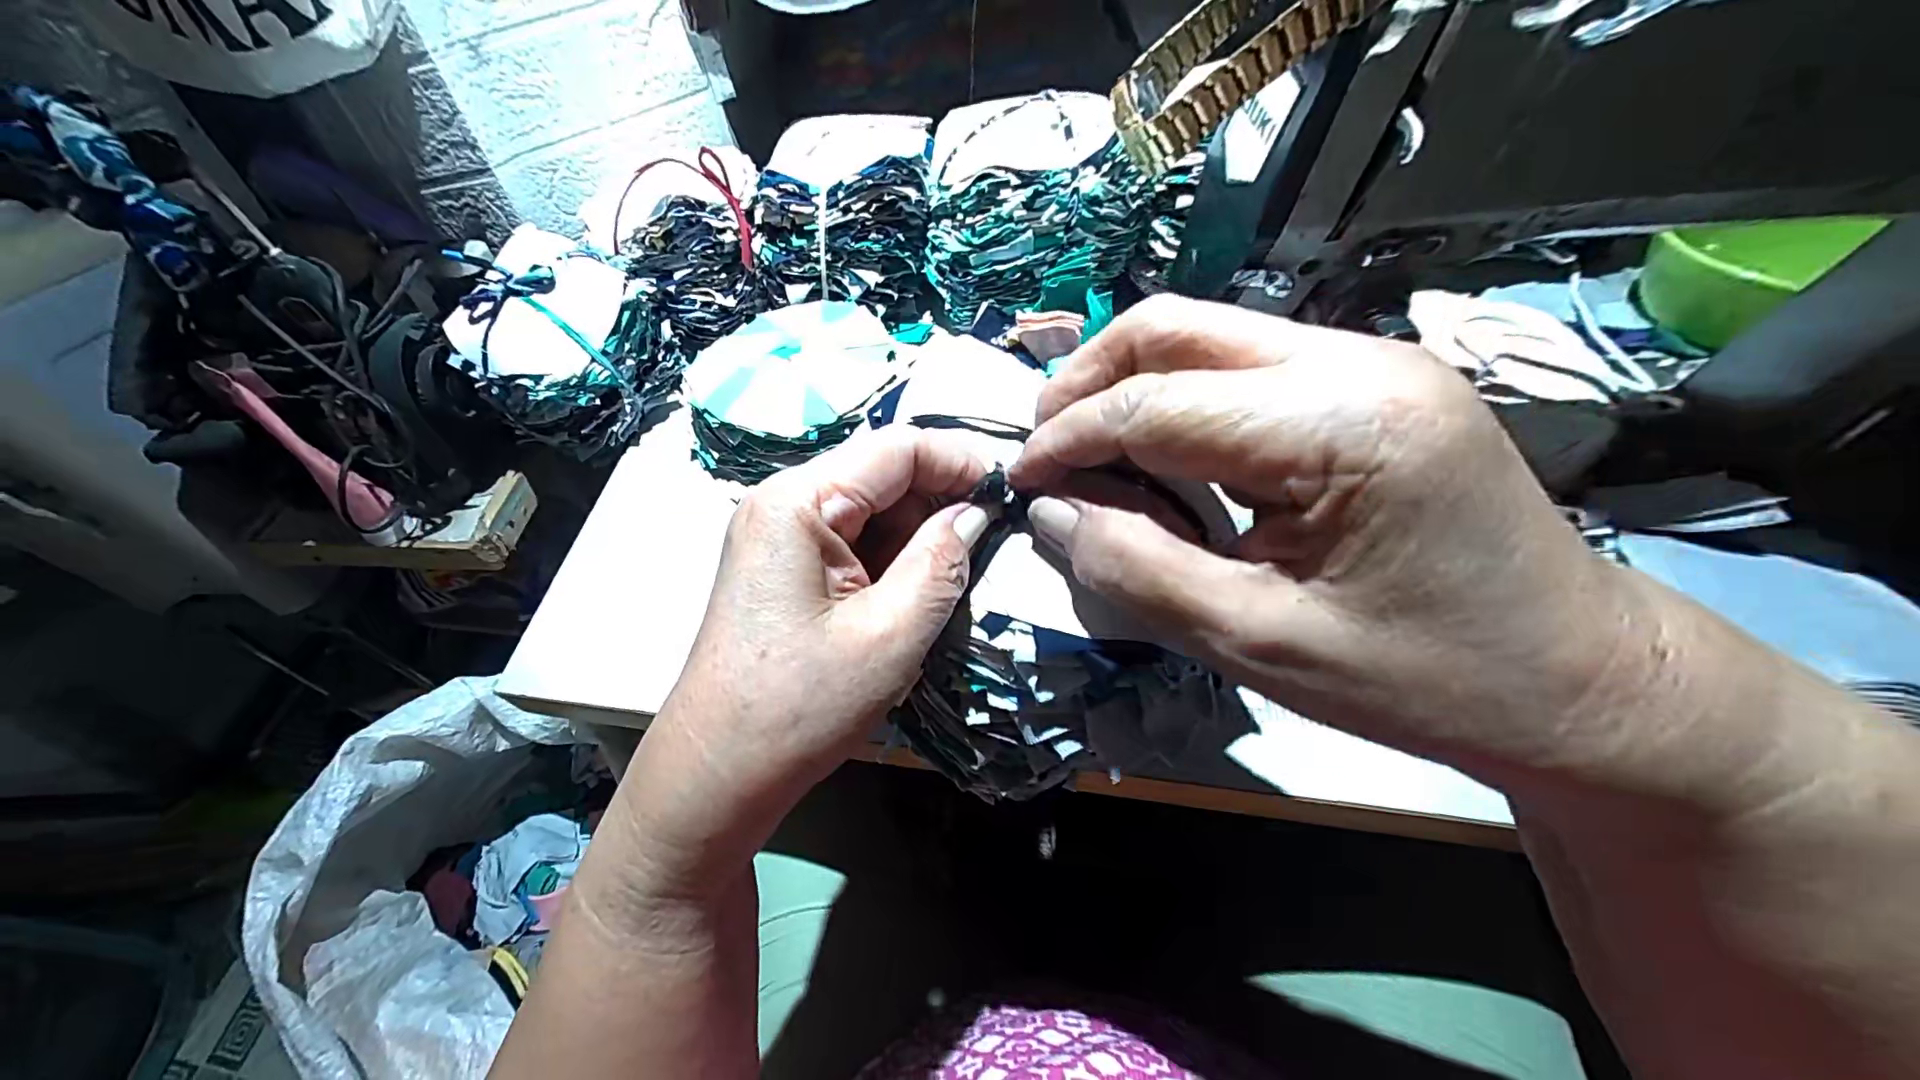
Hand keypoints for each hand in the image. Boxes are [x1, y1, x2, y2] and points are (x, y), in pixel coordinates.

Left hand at [617, 427, 989, 892]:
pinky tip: (918, 591)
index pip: (896, 448)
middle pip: (882, 476)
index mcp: (797, 503)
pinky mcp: (789, 570)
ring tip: (958, 575)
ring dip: (921, 535)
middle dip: (941, 501)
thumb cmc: (799, 708)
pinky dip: (895, 559)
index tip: (1007, 493)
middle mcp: (784, 506)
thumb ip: (942, 561)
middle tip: (993, 540)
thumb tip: (978, 513)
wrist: (720, 774)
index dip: (959, 461)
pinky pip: (856, 544)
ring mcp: (783, 538)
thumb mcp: (890, 634)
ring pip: (873, 512)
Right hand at [1008, 295, 1659, 781]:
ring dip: (1127, 384)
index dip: (1069, 439)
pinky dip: (1176, 400)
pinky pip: (1241, 366)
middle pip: (1176, 327)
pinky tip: (1155, 451)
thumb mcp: (1260, 646)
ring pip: (1205, 334)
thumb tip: (1054, 513)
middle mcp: (1357, 361)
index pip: (1156, 403)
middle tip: (1041, 447)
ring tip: (1082, 448)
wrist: (1581, 681)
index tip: (1018, 480)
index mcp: (1342, 424)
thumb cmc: (1428, 679)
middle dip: (1086, 383)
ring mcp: (1370, 362)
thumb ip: (1139, 572)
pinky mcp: (1370, 385)